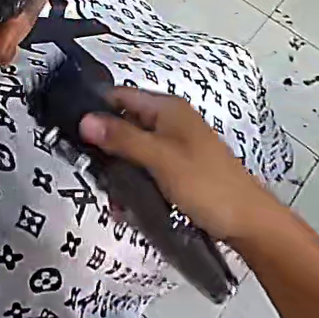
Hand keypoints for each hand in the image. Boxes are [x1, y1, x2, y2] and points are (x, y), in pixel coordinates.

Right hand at [78, 87, 284, 243]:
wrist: (247, 221)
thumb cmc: (206, 184)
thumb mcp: (159, 159)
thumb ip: (122, 138)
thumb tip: (85, 120)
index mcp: (168, 108)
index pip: (120, 96)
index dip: (95, 110)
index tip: (71, 132)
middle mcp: (170, 120)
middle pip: (125, 122)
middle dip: (105, 146)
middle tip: (91, 172)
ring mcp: (175, 144)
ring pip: (133, 148)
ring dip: (119, 170)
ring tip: (112, 197)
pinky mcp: (178, 168)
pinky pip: (146, 167)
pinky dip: (134, 182)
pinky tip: (127, 206)